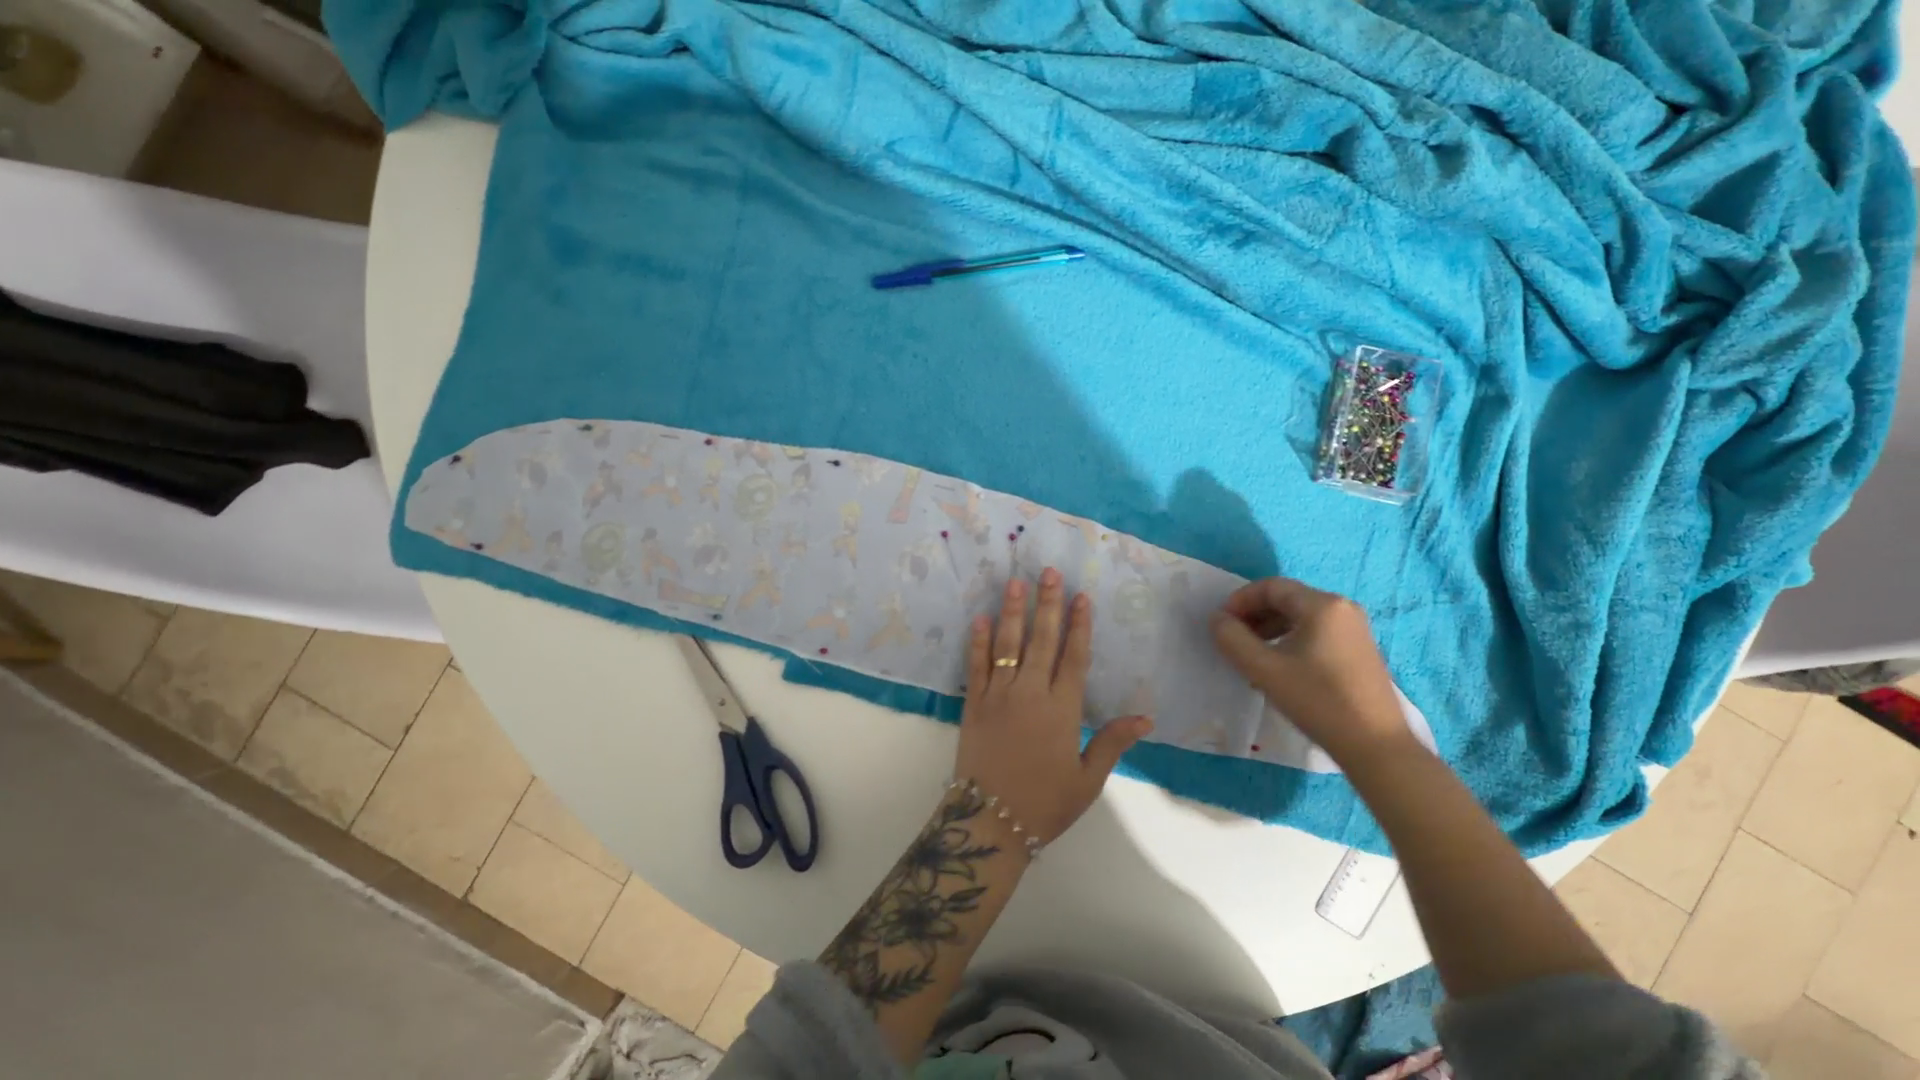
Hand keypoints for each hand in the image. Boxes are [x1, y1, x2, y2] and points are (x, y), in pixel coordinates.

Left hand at [955, 567, 1151, 845]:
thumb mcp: (1087, 779)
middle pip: (1041, 641)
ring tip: (1015, 582)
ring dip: (1012, 612)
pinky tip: (979, 619)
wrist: (989, 822)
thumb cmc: (1045, 804)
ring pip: (1007, 645)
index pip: (1074, 657)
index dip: (1079, 625)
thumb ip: (1112, 743)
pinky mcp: (973, 706)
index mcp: (1062, 710)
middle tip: (1049, 571)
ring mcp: (998, 697)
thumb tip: (1145, 718)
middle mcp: (1030, 694)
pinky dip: (977, 642)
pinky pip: (976, 667)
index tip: (1082, 596)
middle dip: (1047, 604)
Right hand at [1209, 577, 1412, 766]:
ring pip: (1302, 618)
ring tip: (1252, 658)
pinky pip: (1318, 634)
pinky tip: (1281, 669)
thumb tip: (1217, 619)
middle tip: (1232, 641)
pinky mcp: (1360, 651)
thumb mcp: (1264, 670)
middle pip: (1288, 600)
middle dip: (1254, 616)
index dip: (1240, 600)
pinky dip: (1292, 641)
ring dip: (1271, 630)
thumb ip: (1233, 639)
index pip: (1271, 587)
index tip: (1220, 624)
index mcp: (1322, 605)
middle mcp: (1343, 608)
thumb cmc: (1317, 701)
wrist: (1375, 744)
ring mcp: (1356, 630)